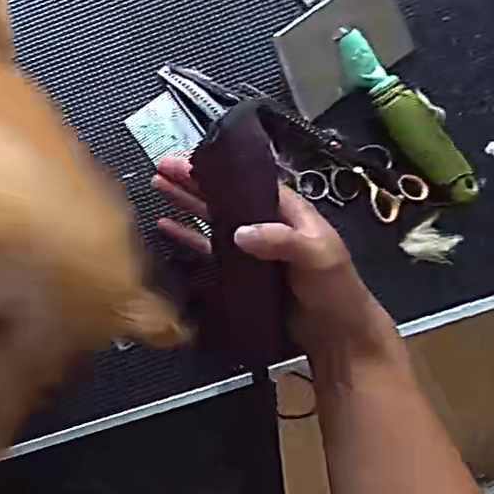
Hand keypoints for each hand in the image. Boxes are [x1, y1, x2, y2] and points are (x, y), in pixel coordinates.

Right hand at [152, 154, 394, 355]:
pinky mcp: (237, 270)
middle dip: (193, 180)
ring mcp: (249, 247)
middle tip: (163, 168)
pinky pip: (206, 248)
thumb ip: (283, 240)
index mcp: (286, 211)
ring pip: (211, 217)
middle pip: (222, 196)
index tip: (190, 161)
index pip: (246, 183)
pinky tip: (166, 226)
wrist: (334, 333)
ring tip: (159, 187)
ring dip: (185, 202)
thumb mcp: (318, 256)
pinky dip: (185, 236)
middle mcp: (264, 224)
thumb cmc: (335, 288)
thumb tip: (241, 232)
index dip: (218, 171)